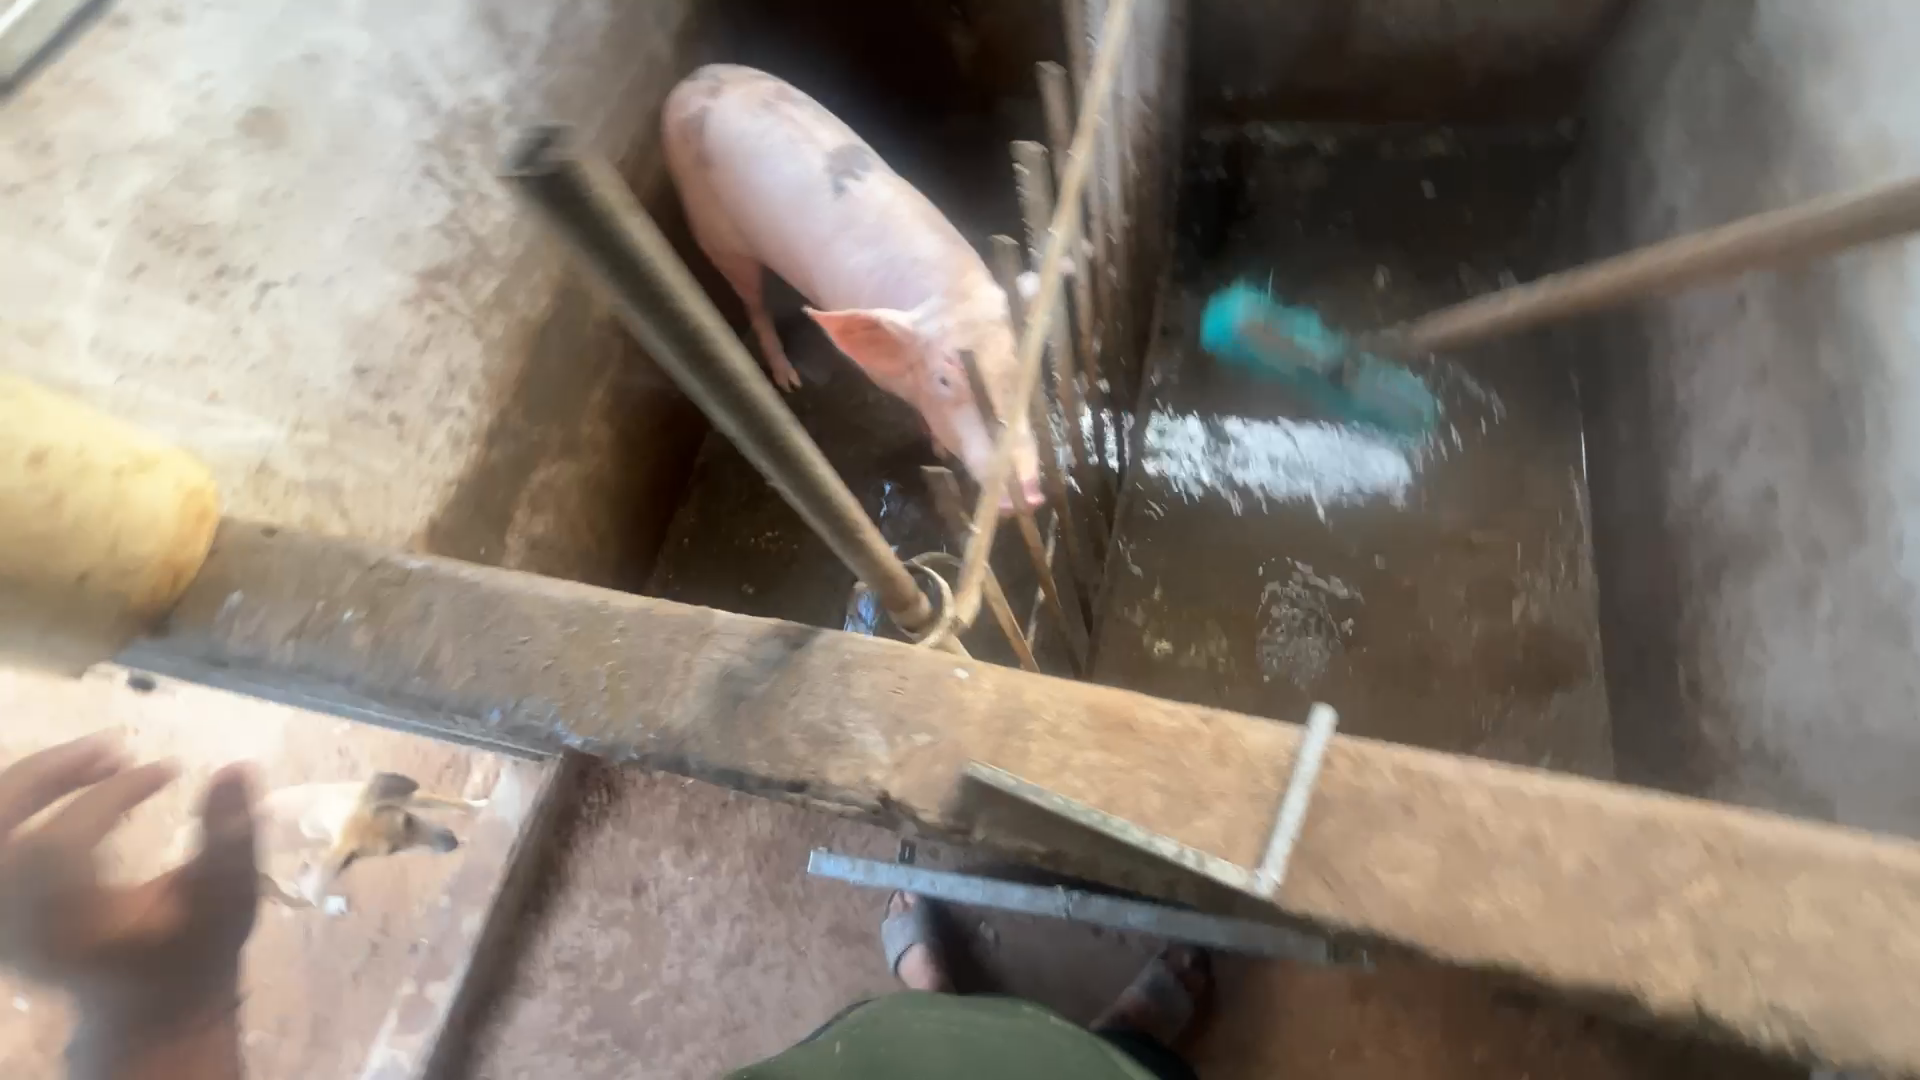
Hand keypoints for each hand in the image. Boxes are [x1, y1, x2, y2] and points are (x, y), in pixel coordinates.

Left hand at [0, 734, 257, 1073]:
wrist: (152, 1001)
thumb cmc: (199, 946)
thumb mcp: (230, 892)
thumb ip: (231, 832)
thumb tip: (235, 767)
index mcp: (67, 922)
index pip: (60, 842)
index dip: (111, 794)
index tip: (171, 768)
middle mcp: (16, 920)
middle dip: (44, 777)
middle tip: (110, 745)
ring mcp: (1, 917)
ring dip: (33, 786)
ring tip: (100, 759)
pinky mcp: (5, 907)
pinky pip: (4, 846)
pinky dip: (28, 807)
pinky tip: (80, 788)